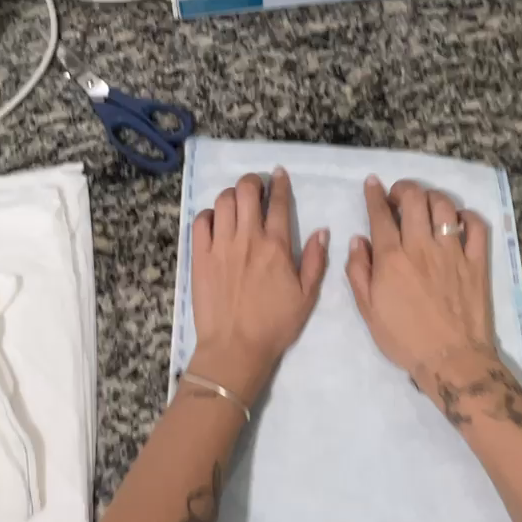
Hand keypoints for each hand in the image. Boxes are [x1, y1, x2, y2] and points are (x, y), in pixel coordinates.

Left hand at [187, 168, 330, 401]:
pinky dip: (208, 215)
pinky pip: (200, 221)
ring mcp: (220, 245)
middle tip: (256, 188)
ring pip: (223, 201)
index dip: (279, 183)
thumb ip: (316, 261)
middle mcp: (247, 238)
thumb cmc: (274, 325)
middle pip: (246, 191)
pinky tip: (215, 222)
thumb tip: (322, 231)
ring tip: (236, 203)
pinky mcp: (199, 255)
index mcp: (276, 246)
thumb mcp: (306, 297)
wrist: (235, 347)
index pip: (279, 202)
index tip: (279, 174)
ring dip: (231, 195)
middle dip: (252, 182)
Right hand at [346, 175, 496, 381]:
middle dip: (403, 189)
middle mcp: (421, 247)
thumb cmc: (403, 338)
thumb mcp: (367, 309)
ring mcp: (452, 253)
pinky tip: (457, 221)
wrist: (451, 361)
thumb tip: (358, 240)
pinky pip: (476, 226)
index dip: (374, 194)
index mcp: (391, 258)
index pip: (380, 214)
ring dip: (432, 198)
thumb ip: (358, 271)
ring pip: (444, 206)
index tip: (372, 183)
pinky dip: (466, 216)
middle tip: (398, 197)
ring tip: (425, 205)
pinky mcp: (477, 262)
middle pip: (414, 199)